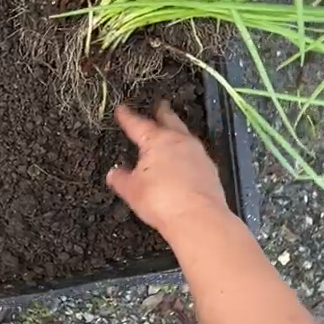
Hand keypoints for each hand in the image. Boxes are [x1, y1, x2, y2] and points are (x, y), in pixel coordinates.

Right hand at [106, 102, 233, 237]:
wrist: (198, 218)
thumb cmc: (160, 200)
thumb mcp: (131, 190)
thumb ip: (120, 179)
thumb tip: (114, 173)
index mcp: (157, 141)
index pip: (138, 124)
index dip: (128, 117)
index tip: (122, 109)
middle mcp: (180, 141)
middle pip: (169, 121)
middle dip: (162, 113)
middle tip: (159, 105)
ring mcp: (198, 154)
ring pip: (185, 136)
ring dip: (177, 131)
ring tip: (172, 130)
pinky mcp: (210, 170)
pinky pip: (195, 154)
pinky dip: (186, 152)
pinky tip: (184, 159)